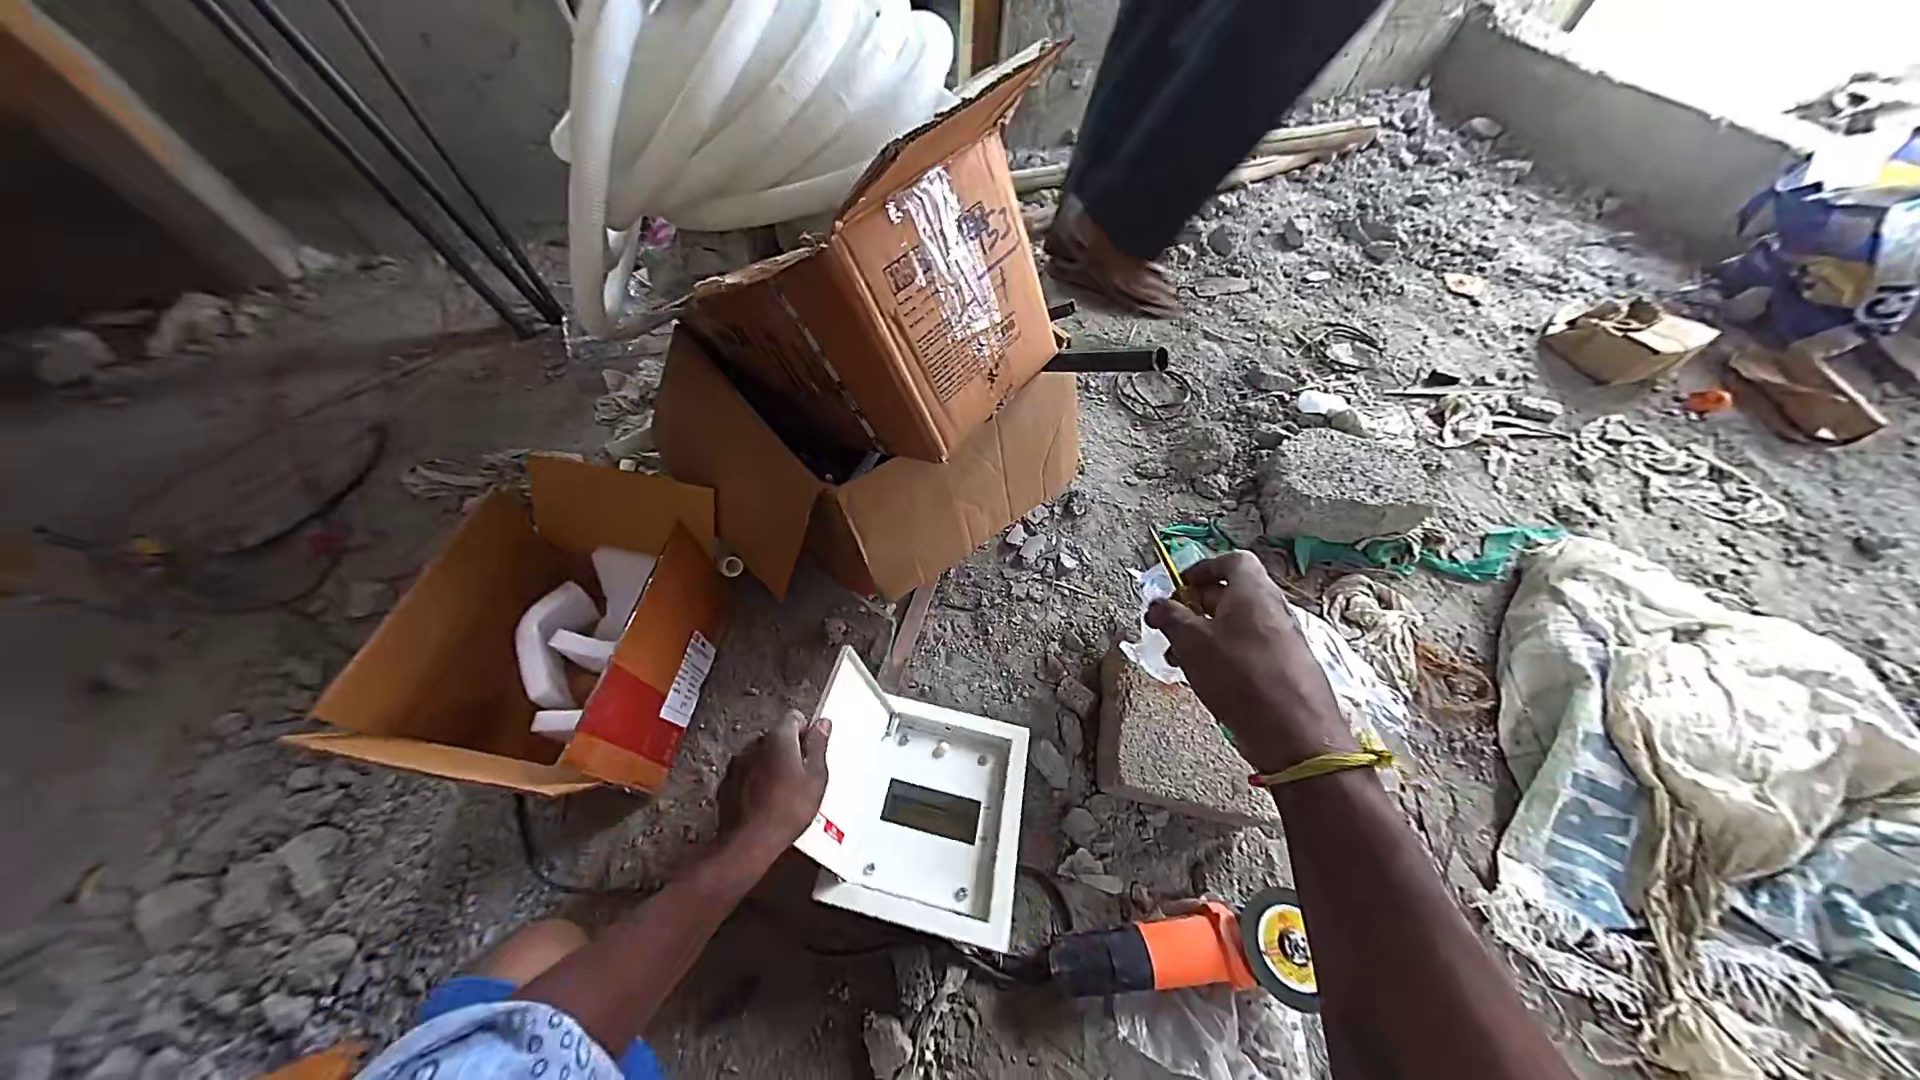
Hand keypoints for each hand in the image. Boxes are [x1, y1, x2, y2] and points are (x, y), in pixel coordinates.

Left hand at [729, 712, 830, 856]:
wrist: (749, 843)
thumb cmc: (786, 810)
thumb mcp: (816, 777)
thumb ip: (818, 745)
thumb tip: (822, 725)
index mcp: (778, 737)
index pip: (794, 718)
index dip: (807, 732)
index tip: (814, 750)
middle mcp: (754, 745)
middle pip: (777, 737)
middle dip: (790, 751)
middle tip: (804, 775)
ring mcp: (738, 764)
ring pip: (761, 756)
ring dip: (772, 766)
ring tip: (786, 793)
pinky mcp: (727, 784)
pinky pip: (747, 774)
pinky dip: (756, 782)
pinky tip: (767, 802)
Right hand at [1145, 551, 1354, 773]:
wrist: (1295, 735)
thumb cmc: (1240, 678)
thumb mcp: (1192, 643)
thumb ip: (1171, 618)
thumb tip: (1157, 605)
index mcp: (1253, 592)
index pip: (1232, 560)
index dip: (1203, 568)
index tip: (1179, 586)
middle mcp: (1273, 609)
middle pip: (1230, 593)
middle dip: (1194, 606)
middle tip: (1169, 626)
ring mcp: (1283, 639)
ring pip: (1236, 624)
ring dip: (1204, 634)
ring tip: (1179, 659)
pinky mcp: (1285, 667)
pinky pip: (1248, 648)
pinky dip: (1223, 654)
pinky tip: (1205, 679)